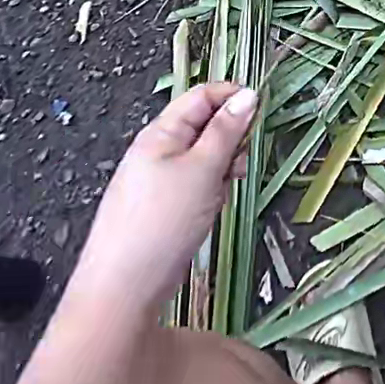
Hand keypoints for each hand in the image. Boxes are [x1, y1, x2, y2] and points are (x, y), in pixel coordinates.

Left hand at [68, 82, 256, 308]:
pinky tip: (211, 206)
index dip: (233, 96)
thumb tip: (248, 95)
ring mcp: (160, 176)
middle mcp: (158, 148)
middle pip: (206, 123)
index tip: (261, 111)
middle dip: (231, 137)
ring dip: (223, 165)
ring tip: (222, 189)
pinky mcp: (164, 202)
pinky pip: (197, 180)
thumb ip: (227, 130)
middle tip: (237, 163)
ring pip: (205, 154)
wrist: (123, 288)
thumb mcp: (203, 169)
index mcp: (162, 132)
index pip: (202, 95)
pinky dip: (212, 186)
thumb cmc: (163, 222)